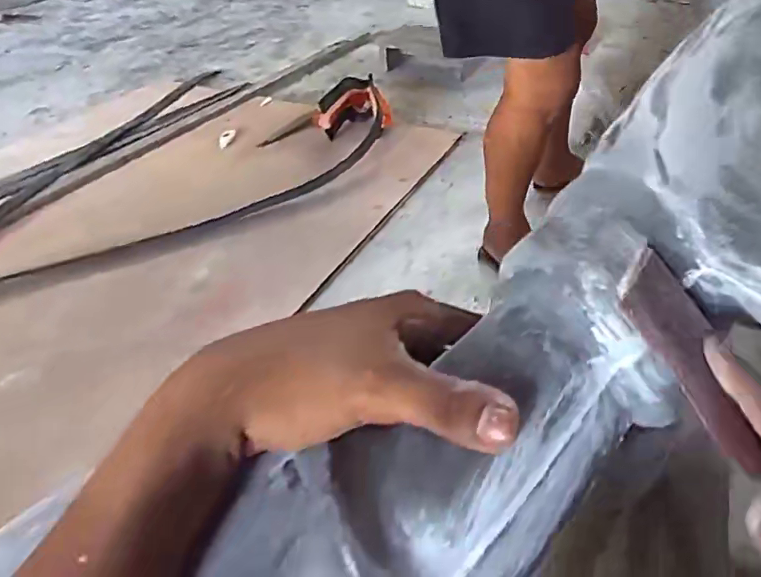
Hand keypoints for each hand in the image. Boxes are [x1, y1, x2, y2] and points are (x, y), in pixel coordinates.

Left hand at [156, 291, 520, 455]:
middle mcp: (395, 326)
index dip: (506, 359)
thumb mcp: (380, 387)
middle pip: (453, 357)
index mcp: (410, 310)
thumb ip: (445, 402)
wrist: (224, 397)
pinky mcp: (350, 387)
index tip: (536, 397)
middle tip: (515, 432)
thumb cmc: (308, 375)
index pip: (476, 330)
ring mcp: (370, 356)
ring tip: (483, 448)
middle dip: (481, 388)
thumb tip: (515, 420)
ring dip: (449, 408)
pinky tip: (432, 451)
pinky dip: (419, 421)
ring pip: (426, 381)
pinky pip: (401, 401)